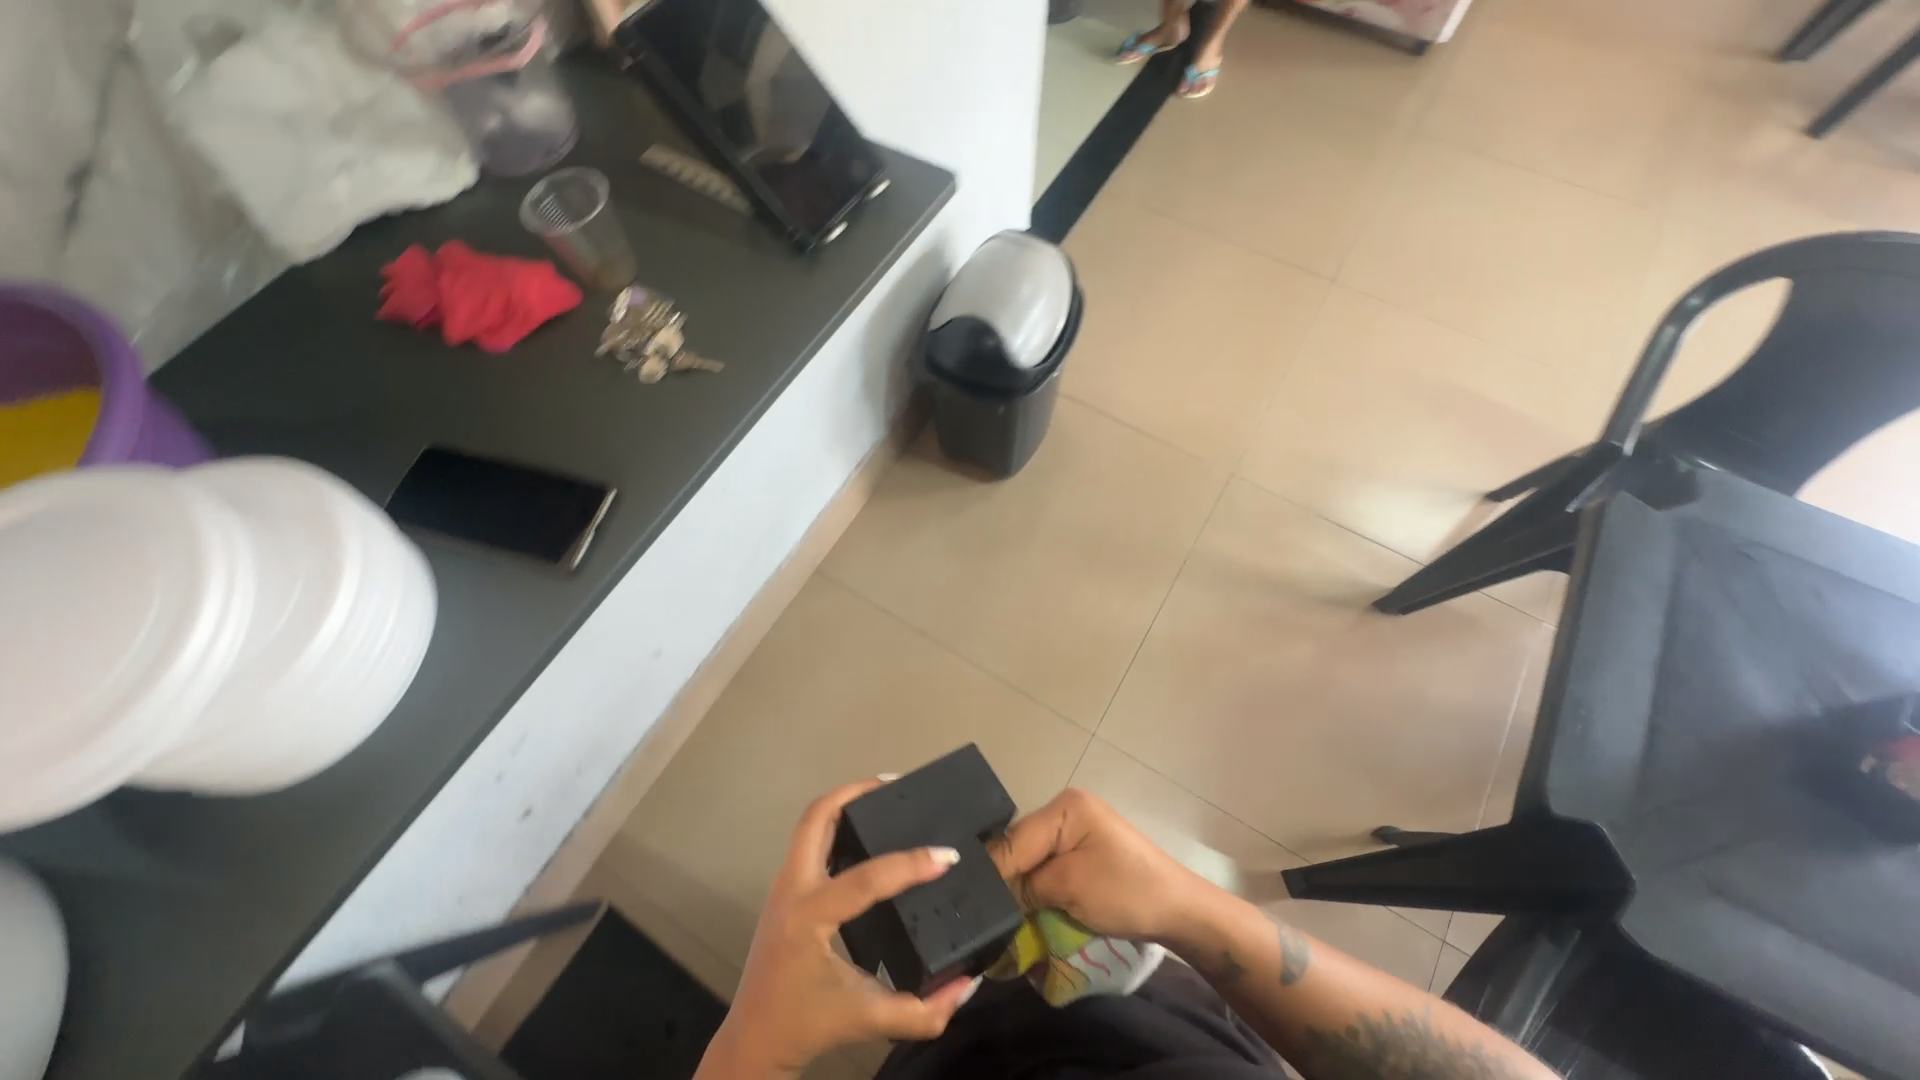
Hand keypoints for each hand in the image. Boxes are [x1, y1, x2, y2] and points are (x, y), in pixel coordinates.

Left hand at [701, 778, 981, 1078]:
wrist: (754, 1041)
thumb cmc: (809, 1025)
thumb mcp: (870, 1020)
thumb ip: (924, 1010)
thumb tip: (969, 984)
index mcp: (810, 917)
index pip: (866, 877)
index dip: (911, 865)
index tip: (948, 856)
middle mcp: (792, 890)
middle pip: (816, 817)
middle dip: (855, 792)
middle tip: (897, 785)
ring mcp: (783, 886)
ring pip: (809, 825)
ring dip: (844, 804)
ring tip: (884, 798)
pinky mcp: (785, 891)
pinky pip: (810, 843)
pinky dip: (836, 825)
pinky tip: (866, 834)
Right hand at [986, 788, 1214, 945]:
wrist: (1180, 911)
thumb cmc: (1126, 892)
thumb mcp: (1070, 887)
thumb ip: (1026, 886)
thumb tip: (991, 895)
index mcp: (1064, 807)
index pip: (1013, 840)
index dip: (993, 874)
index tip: (969, 902)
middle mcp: (1065, 810)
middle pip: (1019, 847)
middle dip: (1003, 879)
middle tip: (979, 910)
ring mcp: (1075, 831)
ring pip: (1030, 858)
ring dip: (1018, 886)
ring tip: (995, 912)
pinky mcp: (1082, 852)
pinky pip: (1046, 866)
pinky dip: (1036, 887)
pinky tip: (1023, 906)